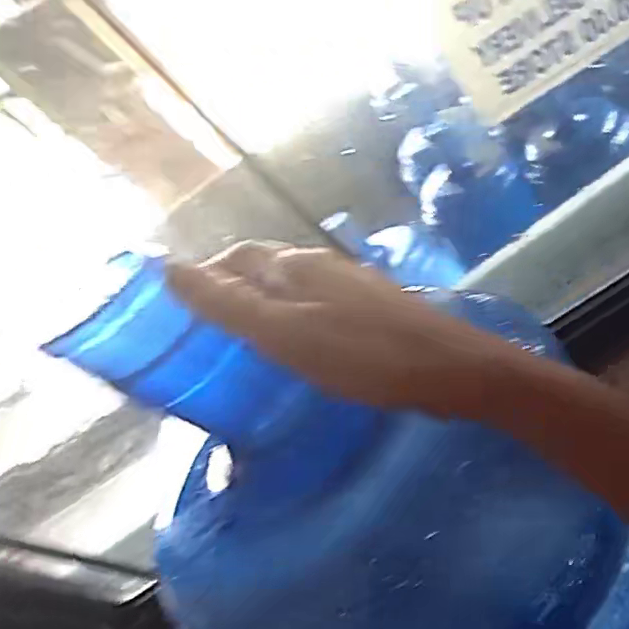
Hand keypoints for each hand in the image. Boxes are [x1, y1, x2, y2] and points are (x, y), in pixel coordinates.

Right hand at [165, 242, 528, 417]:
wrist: (458, 370)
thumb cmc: (371, 357)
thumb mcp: (289, 334)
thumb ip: (232, 304)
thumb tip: (170, 267)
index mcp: (299, 265)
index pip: (235, 258)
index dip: (207, 278)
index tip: (188, 312)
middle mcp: (331, 266)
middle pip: (271, 270)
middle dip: (242, 292)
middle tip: (224, 332)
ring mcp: (365, 288)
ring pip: (306, 290)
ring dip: (280, 308)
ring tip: (266, 344)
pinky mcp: (391, 314)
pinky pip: (336, 311)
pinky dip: (315, 324)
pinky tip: (320, 350)